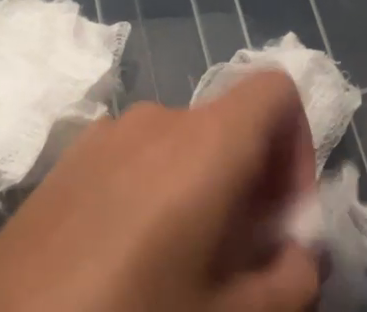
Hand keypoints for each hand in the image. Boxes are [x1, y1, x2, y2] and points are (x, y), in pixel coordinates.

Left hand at [0, 70, 320, 311]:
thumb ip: (292, 278)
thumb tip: (299, 250)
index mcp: (204, 142)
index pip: (276, 90)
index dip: (298, 145)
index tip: (284, 216)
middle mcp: (155, 119)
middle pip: (229, 124)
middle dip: (252, 184)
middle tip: (243, 257)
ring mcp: (103, 135)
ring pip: (182, 145)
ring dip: (204, 191)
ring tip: (187, 263)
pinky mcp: (67, 160)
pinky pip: (135, 158)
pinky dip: (157, 191)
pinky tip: (133, 255)